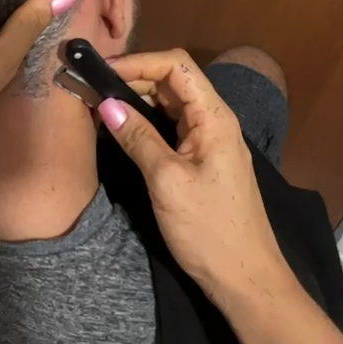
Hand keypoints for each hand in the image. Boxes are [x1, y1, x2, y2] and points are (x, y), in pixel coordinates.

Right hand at [100, 50, 294, 307]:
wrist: (247, 282)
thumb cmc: (209, 230)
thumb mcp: (167, 182)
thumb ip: (137, 137)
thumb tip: (106, 103)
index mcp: (214, 117)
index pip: (176, 65)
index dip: (139, 61)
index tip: (104, 70)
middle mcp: (214, 120)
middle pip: (172, 80)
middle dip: (134, 77)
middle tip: (95, 86)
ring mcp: (209, 140)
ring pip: (170, 103)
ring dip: (137, 98)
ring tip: (102, 103)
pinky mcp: (202, 159)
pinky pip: (172, 126)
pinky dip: (146, 121)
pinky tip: (123, 128)